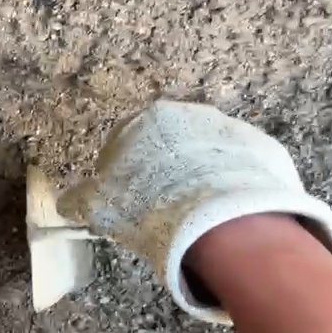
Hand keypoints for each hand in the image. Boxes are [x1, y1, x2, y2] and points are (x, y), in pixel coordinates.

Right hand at [59, 100, 331, 323]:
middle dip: (159, 171)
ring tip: (191, 215)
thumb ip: (77, 200)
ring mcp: (231, 129)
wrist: (218, 219)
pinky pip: (237, 170)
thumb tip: (66, 202)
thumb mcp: (96, 207)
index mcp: (146, 120)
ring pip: (204, 155)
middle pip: (167, 145)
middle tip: (155, 207)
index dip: (117, 174)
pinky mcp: (264, 151)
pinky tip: (221, 215)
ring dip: (195, 177)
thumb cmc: (146, 205)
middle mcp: (190, 113)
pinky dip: (228, 187)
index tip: (120, 200)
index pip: (121, 142)